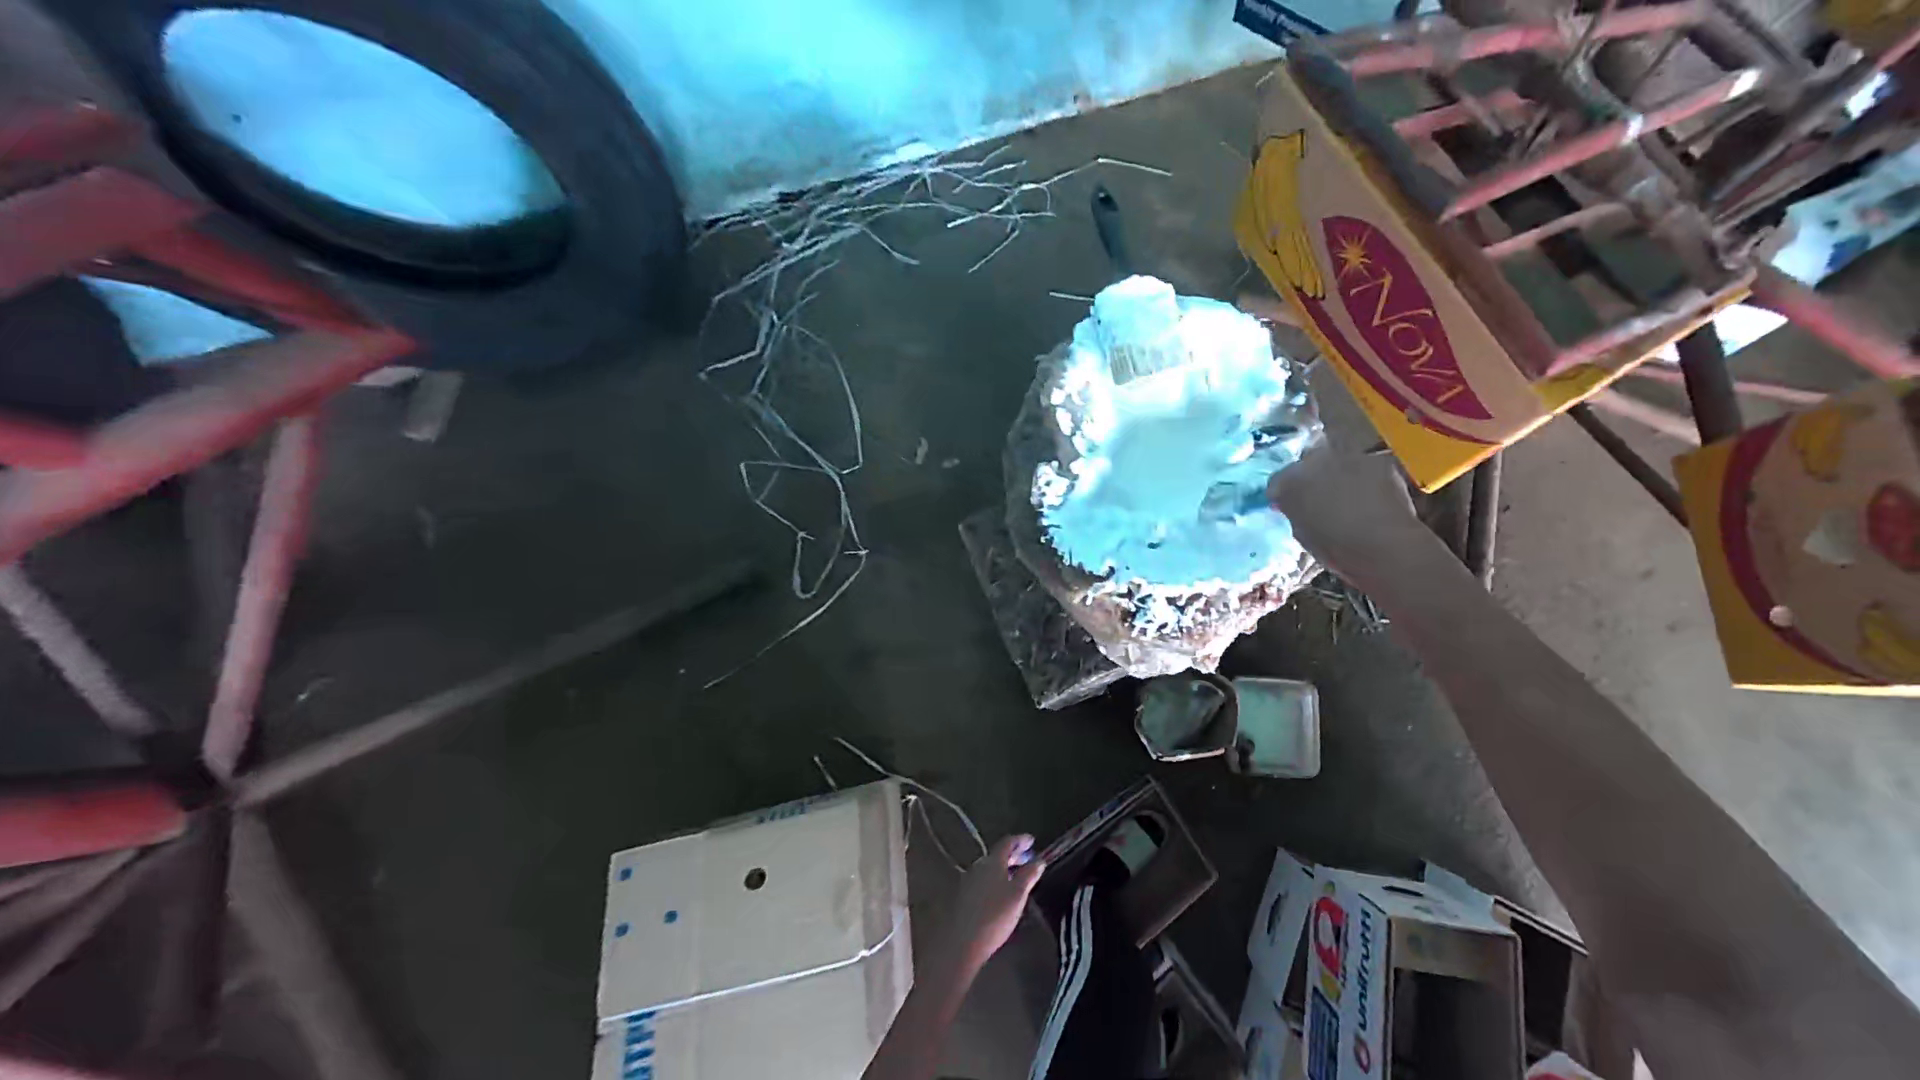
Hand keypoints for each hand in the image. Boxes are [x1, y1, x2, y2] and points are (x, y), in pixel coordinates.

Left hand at [935, 835, 1044, 977]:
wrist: (963, 941)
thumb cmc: (995, 916)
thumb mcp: (1018, 895)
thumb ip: (1029, 875)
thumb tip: (1039, 860)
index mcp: (992, 862)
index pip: (1007, 843)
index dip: (1020, 840)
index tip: (1032, 840)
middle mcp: (978, 866)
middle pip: (997, 854)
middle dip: (1013, 854)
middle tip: (1027, 858)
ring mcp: (969, 880)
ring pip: (990, 867)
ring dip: (1005, 867)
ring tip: (1017, 874)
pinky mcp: (964, 895)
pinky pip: (984, 878)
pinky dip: (996, 878)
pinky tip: (1002, 890)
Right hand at [1266, 444, 1427, 578]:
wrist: (1385, 545)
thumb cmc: (1335, 548)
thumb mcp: (1302, 533)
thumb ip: (1295, 513)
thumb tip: (1296, 506)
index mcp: (1290, 481)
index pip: (1277, 482)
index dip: (1283, 495)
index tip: (1288, 508)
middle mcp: (1316, 459)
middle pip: (1308, 464)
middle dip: (1311, 480)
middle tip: (1318, 501)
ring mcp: (1349, 457)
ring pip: (1338, 463)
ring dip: (1339, 477)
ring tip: (1349, 500)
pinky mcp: (1380, 461)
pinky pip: (1366, 468)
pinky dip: (1366, 480)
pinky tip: (1373, 499)